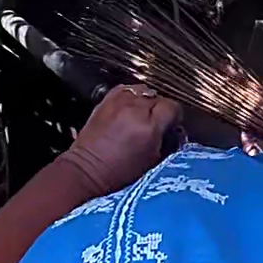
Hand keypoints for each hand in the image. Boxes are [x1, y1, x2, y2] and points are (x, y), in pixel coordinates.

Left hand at [56, 85, 181, 198]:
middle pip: (159, 97)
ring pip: (143, 90)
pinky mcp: (105, 101)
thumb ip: (168, 142)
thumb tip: (175, 132)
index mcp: (149, 127)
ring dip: (146, 101)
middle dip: (160, 110)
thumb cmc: (119, 173)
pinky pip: (126, 89)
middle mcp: (135, 110)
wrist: (87, 171)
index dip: (175, 116)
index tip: (173, 125)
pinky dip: (131, 96)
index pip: (173, 107)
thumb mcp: (153, 161)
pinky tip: (130, 108)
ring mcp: (118, 102)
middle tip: (157, 124)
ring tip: (143, 115)